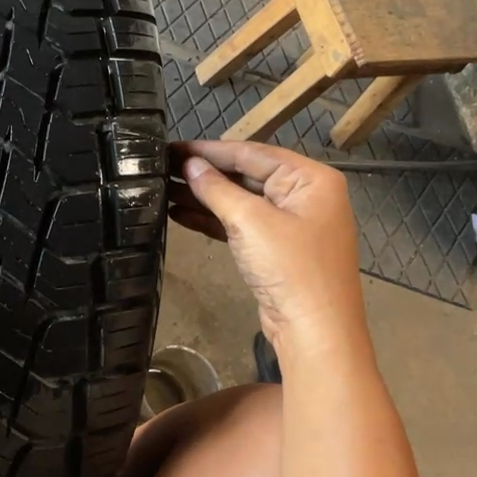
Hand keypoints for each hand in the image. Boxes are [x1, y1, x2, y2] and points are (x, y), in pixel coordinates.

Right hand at [169, 140, 366, 356]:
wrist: (314, 329)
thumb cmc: (290, 268)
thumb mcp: (250, 221)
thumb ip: (217, 189)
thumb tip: (190, 164)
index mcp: (311, 179)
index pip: (252, 153)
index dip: (209, 150)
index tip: (172, 147)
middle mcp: (304, 195)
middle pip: (246, 175)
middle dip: (204, 174)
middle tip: (162, 168)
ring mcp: (291, 223)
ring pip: (240, 201)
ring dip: (203, 197)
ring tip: (163, 190)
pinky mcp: (276, 248)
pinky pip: (240, 224)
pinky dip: (212, 220)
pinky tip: (179, 215)